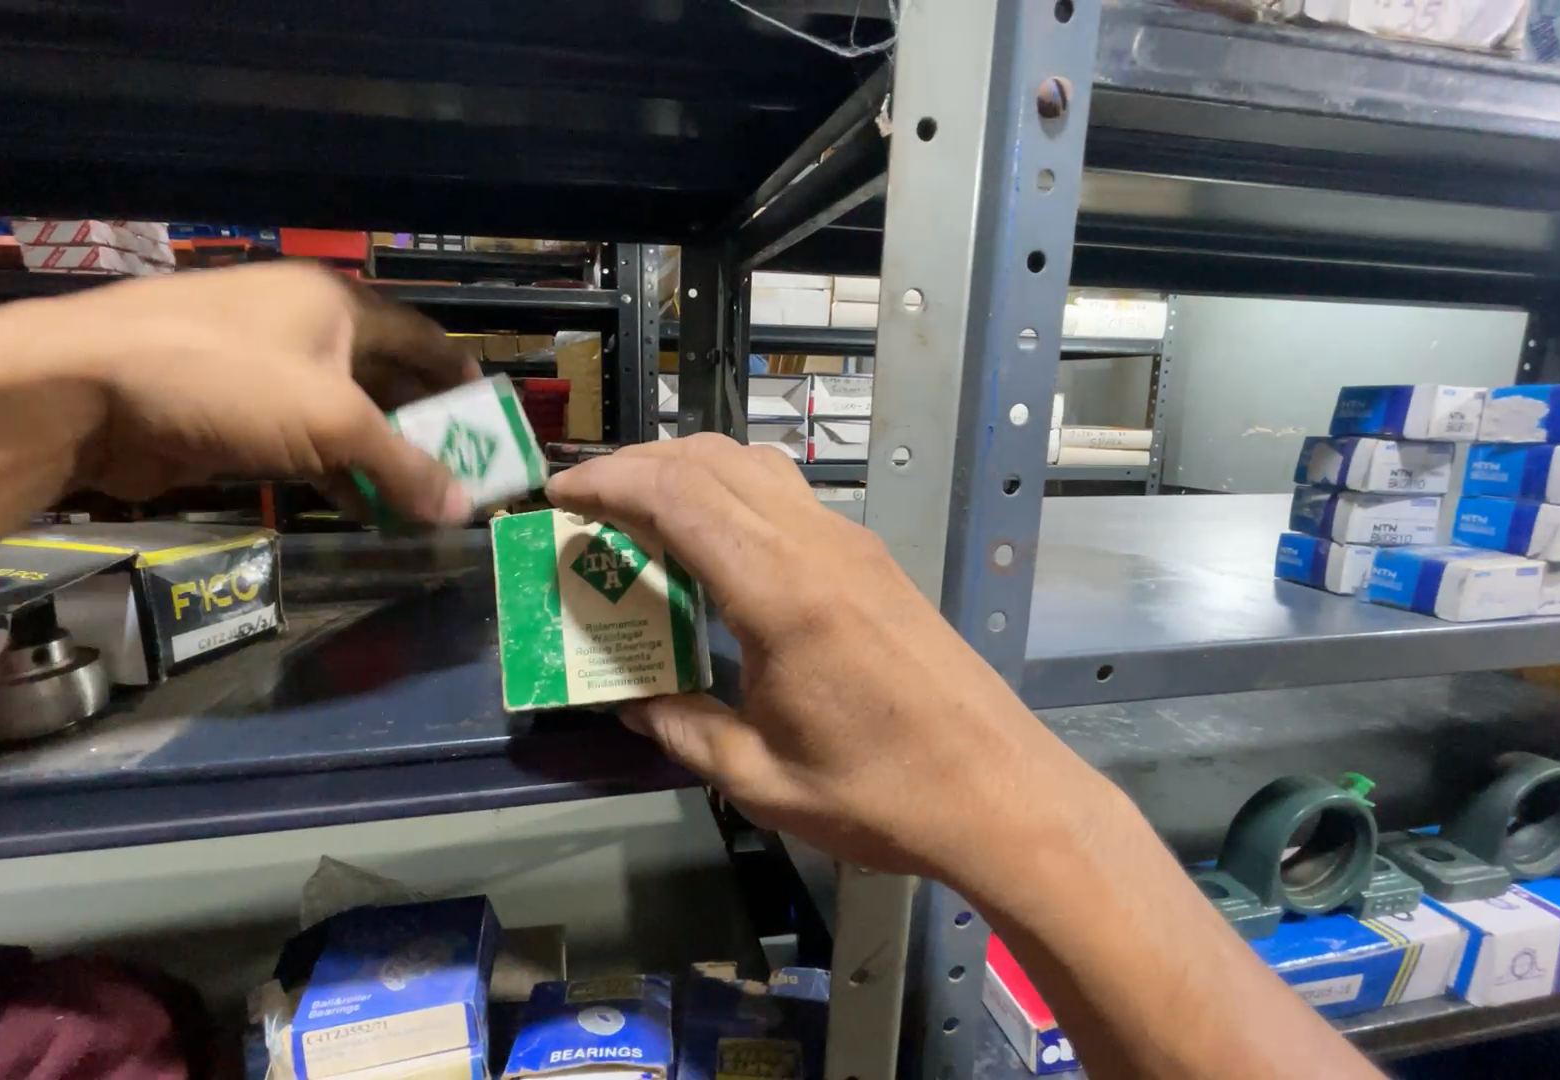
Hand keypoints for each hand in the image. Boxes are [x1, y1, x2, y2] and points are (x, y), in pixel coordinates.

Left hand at [0, 262, 481, 522]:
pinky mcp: (232, 411)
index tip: (490, 412)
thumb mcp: (334, 423)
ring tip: (424, 498)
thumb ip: (405, 467)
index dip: (458, 373)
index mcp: (334, 304)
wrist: (78, 391)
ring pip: (344, 416)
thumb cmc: (227, 380)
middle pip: (385, 378)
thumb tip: (462, 512)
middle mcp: (303, 328)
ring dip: (382, 457)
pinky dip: (337, 473)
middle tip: (463, 467)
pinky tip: (364, 508)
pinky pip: (304, 442)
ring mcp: (263, 369)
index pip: (420, 335)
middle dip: (425, 426)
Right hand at [546, 435, 1087, 878]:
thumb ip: (681, 729)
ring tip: (638, 506)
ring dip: (686, 468)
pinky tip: (710, 537)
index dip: (608, 483)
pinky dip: (728, 490)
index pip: (678, 497)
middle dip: (636, 465)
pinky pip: (783, 492)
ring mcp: (849, 541)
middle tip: (586, 499)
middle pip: (709, 460)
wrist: (999, 791)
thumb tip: (629, 703)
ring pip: (751, 463)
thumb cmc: (878, 794)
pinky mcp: (868, 555)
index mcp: (780, 593)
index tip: (560, 494)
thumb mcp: (759, 777)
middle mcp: (816, 544)